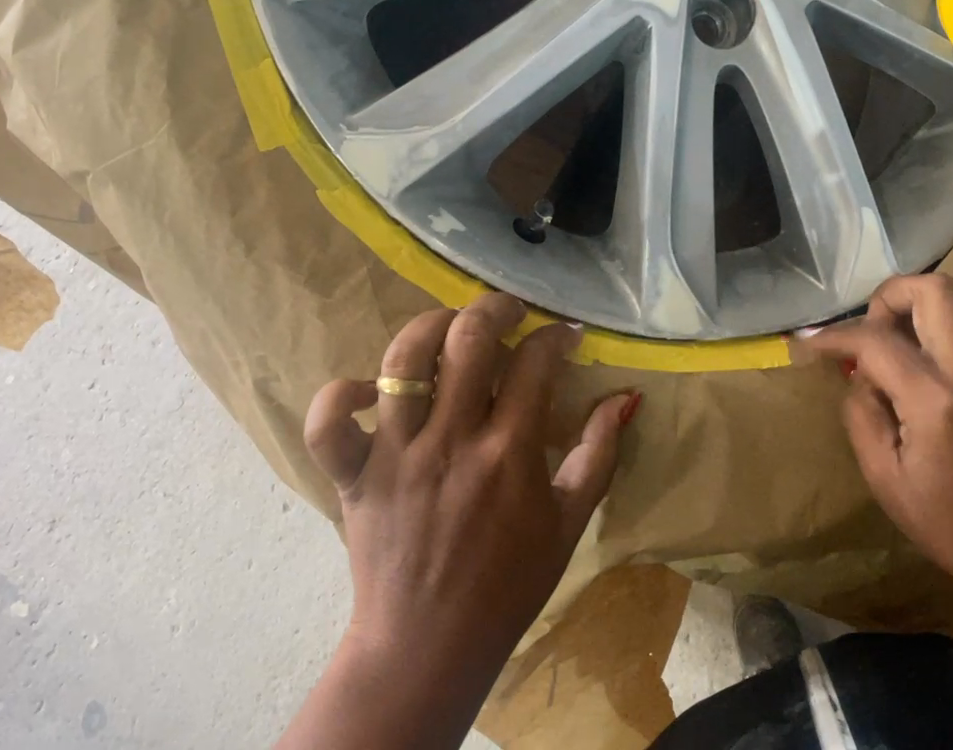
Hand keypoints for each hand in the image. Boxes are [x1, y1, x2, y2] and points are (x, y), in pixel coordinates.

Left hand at [288, 294, 633, 748]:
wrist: (430, 644)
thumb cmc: (508, 584)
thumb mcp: (569, 521)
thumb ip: (598, 454)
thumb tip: (624, 397)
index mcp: (510, 452)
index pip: (536, 362)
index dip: (556, 336)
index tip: (566, 336)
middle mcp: (452, 440)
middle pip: (469, 340)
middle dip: (496, 308)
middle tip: (510, 312)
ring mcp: (397, 454)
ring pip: (402, 361)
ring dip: (429, 328)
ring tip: (449, 329)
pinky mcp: (353, 475)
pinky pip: (328, 421)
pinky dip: (341, 394)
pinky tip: (369, 390)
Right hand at [799, 274, 952, 617]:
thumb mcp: (886, 481)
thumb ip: (862, 416)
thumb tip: (860, 378)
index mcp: (935, 400)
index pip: (876, 340)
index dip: (835, 337)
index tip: (811, 346)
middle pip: (933, 290)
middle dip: (888, 299)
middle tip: (870, 336)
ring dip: (919, 305)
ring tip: (896, 342)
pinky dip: (942, 326)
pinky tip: (925, 366)